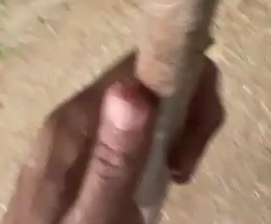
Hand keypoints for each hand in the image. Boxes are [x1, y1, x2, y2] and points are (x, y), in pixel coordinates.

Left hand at [3, 54, 223, 223]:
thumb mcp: (95, 219)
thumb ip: (113, 159)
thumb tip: (131, 90)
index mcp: (73, 121)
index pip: (145, 63)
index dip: (184, 83)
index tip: (197, 133)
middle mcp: (79, 112)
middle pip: (155, 75)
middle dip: (190, 107)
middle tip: (188, 164)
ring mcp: (85, 130)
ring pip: (157, 95)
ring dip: (186, 124)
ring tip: (180, 173)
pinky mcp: (95, 147)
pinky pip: (147, 119)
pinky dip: (171, 136)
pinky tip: (165, 173)